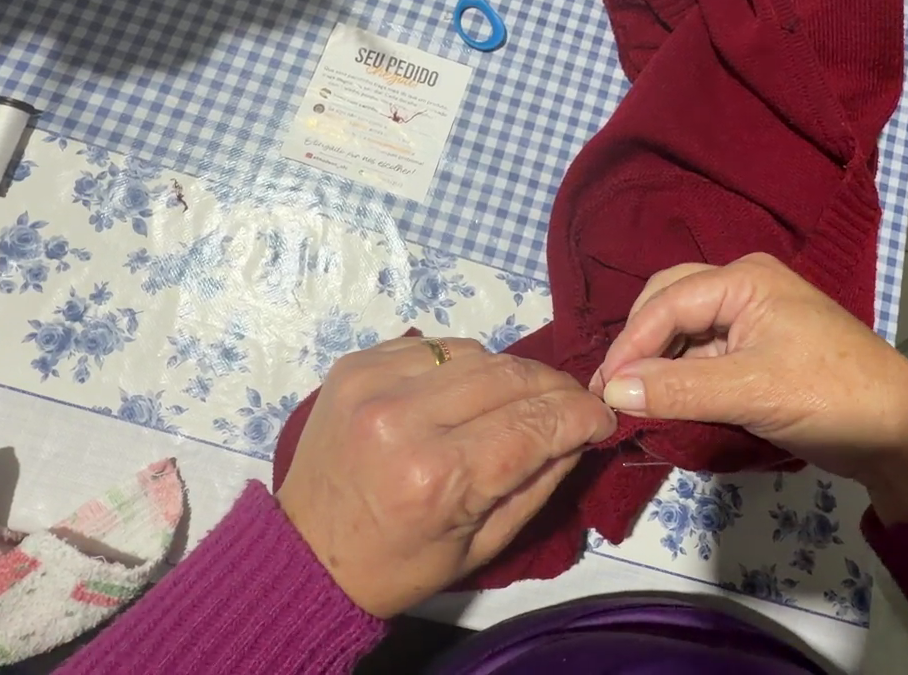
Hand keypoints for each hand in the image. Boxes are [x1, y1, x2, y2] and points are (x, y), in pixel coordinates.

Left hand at [276, 337, 616, 617]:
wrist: (305, 552)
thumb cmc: (399, 563)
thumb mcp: (483, 545)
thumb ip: (541, 481)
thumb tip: (583, 430)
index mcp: (436, 478)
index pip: (534, 425)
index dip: (580, 415)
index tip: (602, 416)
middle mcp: (404, 419)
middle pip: (511, 376)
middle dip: (554, 387)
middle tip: (570, 403)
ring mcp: (374, 381)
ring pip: (478, 351)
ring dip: (508, 374)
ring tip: (510, 402)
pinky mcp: (357, 362)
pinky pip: (437, 344)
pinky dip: (462, 364)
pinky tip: (458, 392)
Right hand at [590, 253, 907, 524]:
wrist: (903, 435)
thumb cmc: (831, 396)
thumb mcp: (751, 391)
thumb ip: (678, 388)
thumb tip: (611, 390)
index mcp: (743, 278)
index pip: (667, 301)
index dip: (630, 343)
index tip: (601, 387)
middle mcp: (742, 286)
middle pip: (670, 302)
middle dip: (640, 343)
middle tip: (613, 388)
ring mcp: (750, 317)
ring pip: (684, 329)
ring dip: (658, 360)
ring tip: (631, 398)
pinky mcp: (756, 347)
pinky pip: (703, 352)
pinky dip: (681, 374)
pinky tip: (664, 399)